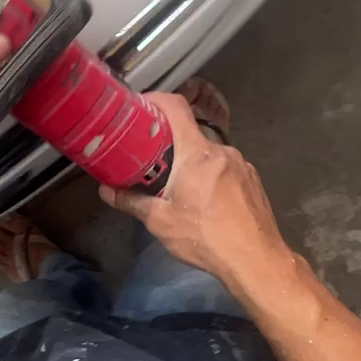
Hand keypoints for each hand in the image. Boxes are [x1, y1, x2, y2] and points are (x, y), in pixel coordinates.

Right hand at [100, 92, 290, 285]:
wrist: (255, 260)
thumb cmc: (204, 237)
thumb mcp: (160, 221)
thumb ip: (131, 201)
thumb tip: (105, 191)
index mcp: (197, 152)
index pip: (176, 107)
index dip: (157, 99)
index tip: (140, 106)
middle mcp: (222, 150)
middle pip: (191, 134)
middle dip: (169, 144)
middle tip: (150, 160)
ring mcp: (242, 164)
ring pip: (209, 154)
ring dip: (192, 164)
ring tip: (177, 186)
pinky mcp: (253, 180)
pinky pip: (226, 168)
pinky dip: (211, 176)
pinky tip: (205, 200)